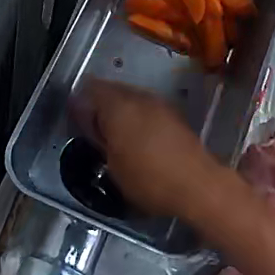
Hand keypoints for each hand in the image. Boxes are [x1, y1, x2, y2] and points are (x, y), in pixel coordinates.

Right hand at [78, 79, 227, 218]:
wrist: (199, 186)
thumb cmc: (149, 179)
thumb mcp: (113, 166)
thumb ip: (100, 140)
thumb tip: (94, 128)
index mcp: (118, 106)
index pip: (90, 89)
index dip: (80, 103)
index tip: (76, 120)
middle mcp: (140, 97)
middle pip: (114, 91)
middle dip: (102, 105)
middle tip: (95, 129)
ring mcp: (162, 105)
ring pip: (134, 100)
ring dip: (124, 113)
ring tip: (117, 137)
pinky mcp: (177, 118)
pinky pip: (150, 111)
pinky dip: (141, 120)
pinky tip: (140, 141)